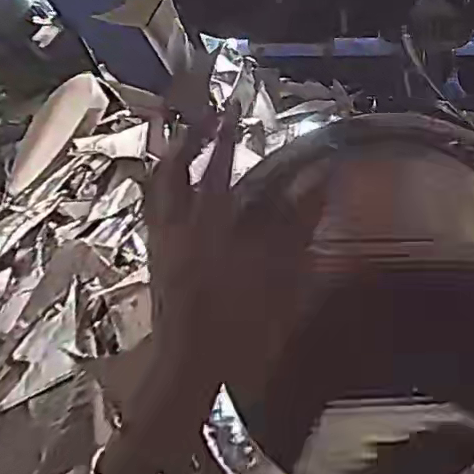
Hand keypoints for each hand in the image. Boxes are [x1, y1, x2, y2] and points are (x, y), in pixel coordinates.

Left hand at [144, 100, 324, 390]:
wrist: (188, 365)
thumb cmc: (237, 320)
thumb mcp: (277, 271)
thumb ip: (299, 224)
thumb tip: (321, 184)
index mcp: (207, 224)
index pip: (218, 167)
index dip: (227, 135)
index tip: (234, 109)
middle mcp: (176, 223)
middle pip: (174, 168)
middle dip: (192, 137)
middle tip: (208, 116)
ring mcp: (160, 239)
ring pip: (155, 186)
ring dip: (172, 158)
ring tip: (187, 140)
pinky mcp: (154, 254)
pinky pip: (152, 207)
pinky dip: (162, 186)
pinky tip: (174, 185)